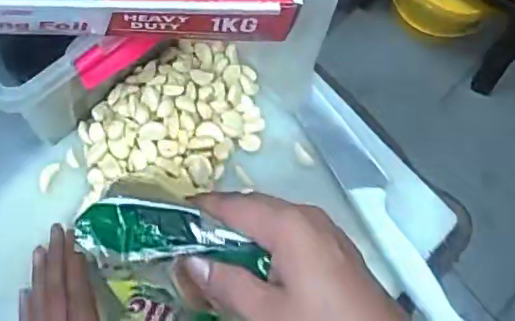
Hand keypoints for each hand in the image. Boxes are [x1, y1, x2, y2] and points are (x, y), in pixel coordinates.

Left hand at [20, 223, 98, 320]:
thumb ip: (95, 308)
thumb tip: (90, 281)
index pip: (78, 290)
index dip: (75, 262)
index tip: (72, 236)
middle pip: (56, 288)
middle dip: (56, 256)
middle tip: (56, 228)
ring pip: (38, 299)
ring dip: (39, 273)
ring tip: (39, 248)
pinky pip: (25, 318)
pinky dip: (27, 302)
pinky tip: (26, 289)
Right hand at [175, 193, 404, 320]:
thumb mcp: (270, 317)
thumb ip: (227, 285)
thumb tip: (189, 262)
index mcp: (287, 221)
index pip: (229, 204)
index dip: (199, 212)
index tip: (173, 223)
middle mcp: (306, 216)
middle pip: (251, 209)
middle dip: (221, 227)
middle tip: (193, 251)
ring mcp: (328, 234)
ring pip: (273, 224)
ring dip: (246, 240)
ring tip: (224, 266)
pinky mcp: (341, 255)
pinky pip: (293, 239)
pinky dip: (271, 249)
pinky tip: (264, 277)